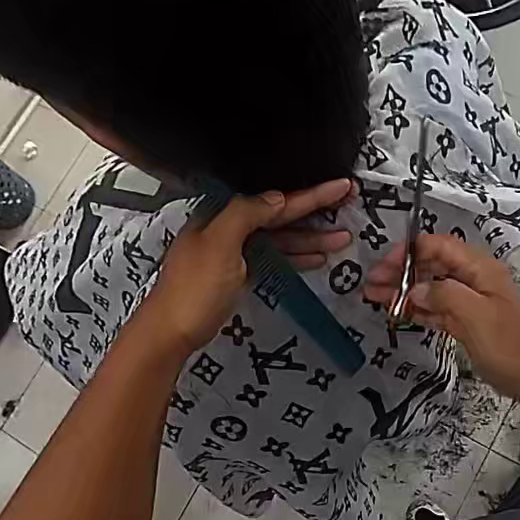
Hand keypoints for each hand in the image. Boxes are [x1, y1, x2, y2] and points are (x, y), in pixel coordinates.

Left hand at [133, 178, 354, 355]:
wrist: (171, 332)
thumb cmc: (194, 289)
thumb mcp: (219, 244)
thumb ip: (246, 215)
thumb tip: (277, 198)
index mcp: (222, 216)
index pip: (274, 202)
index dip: (310, 196)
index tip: (341, 187)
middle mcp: (229, 229)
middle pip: (280, 218)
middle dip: (315, 213)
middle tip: (348, 203)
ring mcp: (235, 253)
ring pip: (280, 240)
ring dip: (312, 239)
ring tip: (343, 238)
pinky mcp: (240, 274)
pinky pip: (274, 258)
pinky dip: (296, 257)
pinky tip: (317, 258)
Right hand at [363, 234, 519, 399]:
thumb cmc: (508, 346)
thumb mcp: (475, 315)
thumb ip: (445, 294)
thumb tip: (417, 288)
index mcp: (481, 269)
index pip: (440, 246)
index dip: (410, 251)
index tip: (384, 265)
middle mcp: (475, 280)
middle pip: (432, 265)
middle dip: (401, 271)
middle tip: (372, 283)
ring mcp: (470, 302)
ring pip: (432, 288)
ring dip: (404, 291)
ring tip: (375, 296)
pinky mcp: (466, 322)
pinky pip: (437, 309)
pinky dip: (418, 309)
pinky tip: (397, 312)